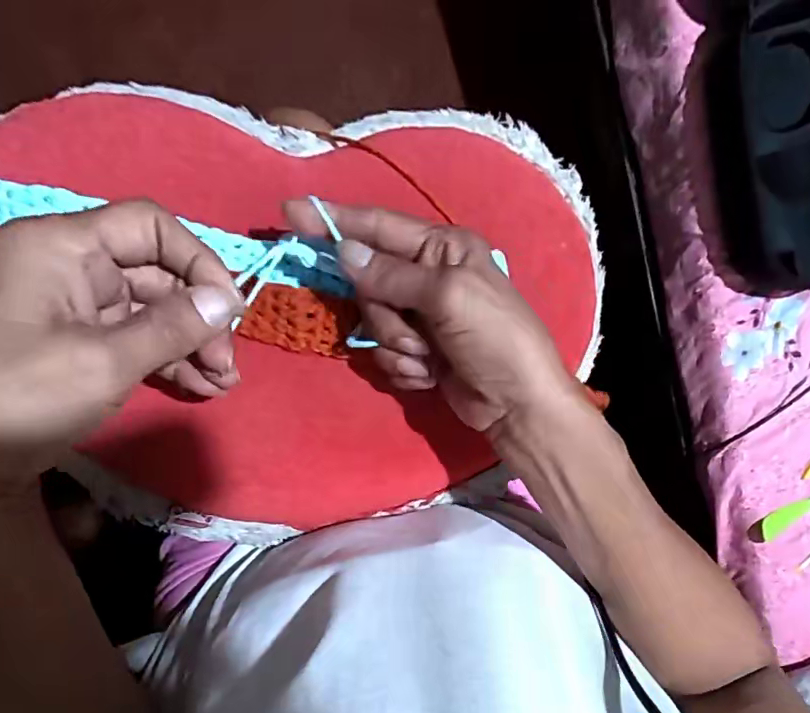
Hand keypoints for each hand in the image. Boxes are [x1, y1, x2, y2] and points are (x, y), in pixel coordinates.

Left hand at [0, 200, 243, 500]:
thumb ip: (172, 327)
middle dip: (200, 318)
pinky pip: (136, 340)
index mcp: (63, 247)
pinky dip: (169, 361)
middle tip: (226, 367)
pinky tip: (199, 387)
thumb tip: (227, 299)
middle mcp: (70, 267)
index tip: (229, 311)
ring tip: (220, 385)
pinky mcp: (79, 344)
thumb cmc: (23, 394)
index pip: (149, 227)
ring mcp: (74, 308)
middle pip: (157, 274)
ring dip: (192, 345)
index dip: (198, 262)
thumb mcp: (106, 361)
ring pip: (152, 312)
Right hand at [282, 199, 582, 432]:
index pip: (378, 227)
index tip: (291, 213)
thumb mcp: (448, 296)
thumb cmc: (496, 339)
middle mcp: (429, 277)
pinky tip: (432, 377)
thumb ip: (392, 274)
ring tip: (431, 360)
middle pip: (369, 284)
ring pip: (375, 324)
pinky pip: (386, 355)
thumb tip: (344, 250)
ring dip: (398, 348)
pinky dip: (405, 369)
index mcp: (443, 248)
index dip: (334, 221)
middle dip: (385, 316)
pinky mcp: (420, 354)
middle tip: (416, 336)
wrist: (518, 403)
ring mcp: (423, 318)